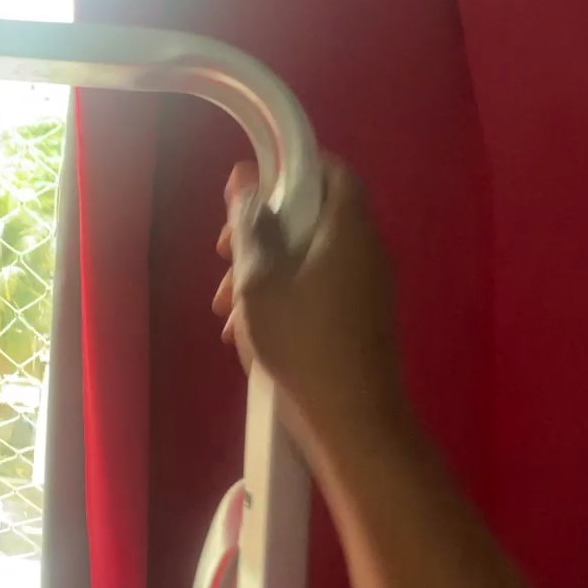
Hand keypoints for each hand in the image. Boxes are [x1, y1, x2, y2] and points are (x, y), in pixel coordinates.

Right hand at [213, 156, 408, 442]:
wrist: (349, 417)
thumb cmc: (299, 342)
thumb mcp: (258, 281)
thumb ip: (250, 225)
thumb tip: (244, 176)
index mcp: (347, 230)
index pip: (329, 170)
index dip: (288, 169)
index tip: (247, 193)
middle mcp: (365, 249)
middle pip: (310, 215)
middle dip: (260, 230)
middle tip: (221, 255)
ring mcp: (365, 284)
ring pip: (307, 255)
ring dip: (262, 270)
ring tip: (225, 309)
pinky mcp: (358, 314)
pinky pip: (316, 284)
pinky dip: (282, 292)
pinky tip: (248, 328)